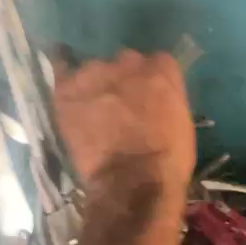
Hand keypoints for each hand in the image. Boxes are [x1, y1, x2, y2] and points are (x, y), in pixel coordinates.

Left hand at [53, 50, 195, 189]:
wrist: (133, 182)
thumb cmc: (167, 164)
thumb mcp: (183, 128)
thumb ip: (168, 104)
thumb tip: (156, 103)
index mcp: (163, 70)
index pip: (159, 63)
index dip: (154, 84)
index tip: (151, 101)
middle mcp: (129, 62)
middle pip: (126, 62)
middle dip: (126, 82)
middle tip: (123, 109)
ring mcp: (95, 72)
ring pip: (95, 70)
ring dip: (97, 86)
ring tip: (95, 112)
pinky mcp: (67, 89)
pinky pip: (62, 68)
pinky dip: (65, 77)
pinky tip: (69, 90)